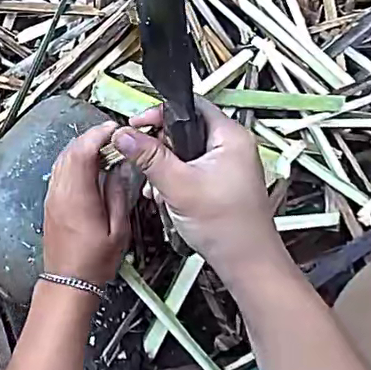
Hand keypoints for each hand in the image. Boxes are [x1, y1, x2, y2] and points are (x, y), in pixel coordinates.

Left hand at [41, 124, 133, 287]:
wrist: (68, 282)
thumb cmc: (93, 262)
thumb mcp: (118, 229)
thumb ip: (117, 194)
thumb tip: (119, 170)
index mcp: (77, 195)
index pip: (82, 151)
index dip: (98, 134)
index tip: (113, 129)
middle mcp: (60, 192)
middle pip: (71, 150)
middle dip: (91, 137)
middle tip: (111, 136)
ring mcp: (53, 196)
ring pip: (63, 159)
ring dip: (81, 148)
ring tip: (102, 148)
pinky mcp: (51, 202)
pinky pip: (60, 171)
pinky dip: (74, 161)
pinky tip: (88, 166)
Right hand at [113, 101, 287, 280]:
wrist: (246, 264)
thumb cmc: (228, 228)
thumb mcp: (178, 186)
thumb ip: (149, 157)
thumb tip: (124, 135)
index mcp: (230, 136)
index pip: (189, 105)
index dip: (158, 113)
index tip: (136, 125)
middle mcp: (231, 145)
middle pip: (183, 128)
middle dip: (159, 146)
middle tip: (146, 161)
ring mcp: (227, 163)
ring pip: (183, 150)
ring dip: (164, 165)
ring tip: (159, 184)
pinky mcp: (221, 179)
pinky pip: (189, 167)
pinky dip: (174, 177)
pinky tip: (167, 194)